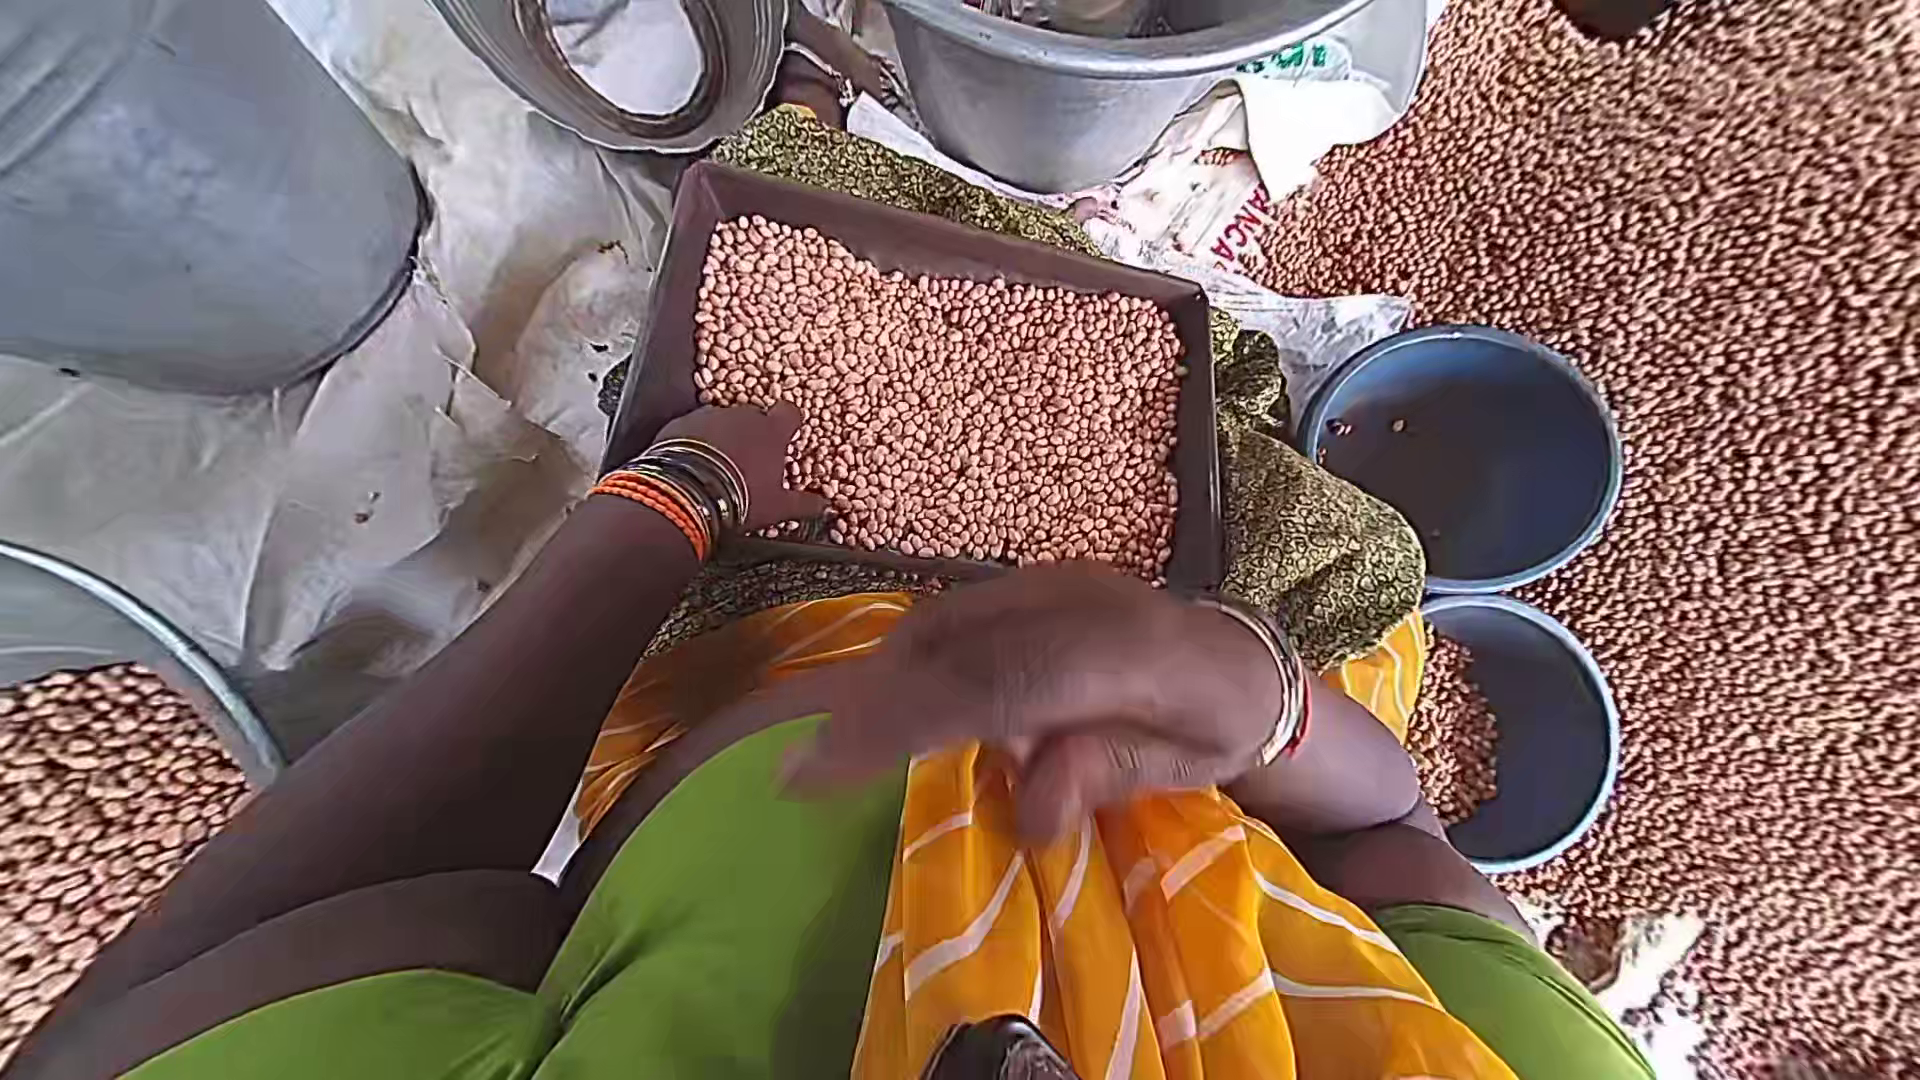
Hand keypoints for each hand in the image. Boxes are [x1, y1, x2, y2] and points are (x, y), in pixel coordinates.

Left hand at [654, 403, 827, 530]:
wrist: (687, 493)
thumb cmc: (742, 497)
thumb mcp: (778, 507)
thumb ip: (804, 504)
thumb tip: (824, 506)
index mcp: (772, 431)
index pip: (789, 412)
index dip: (788, 422)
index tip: (787, 434)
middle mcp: (742, 416)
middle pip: (754, 416)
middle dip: (753, 433)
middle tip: (751, 461)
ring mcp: (709, 416)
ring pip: (722, 420)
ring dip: (723, 436)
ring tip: (719, 465)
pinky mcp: (679, 424)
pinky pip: (692, 428)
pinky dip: (694, 441)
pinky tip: (694, 464)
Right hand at [784, 564, 1285, 837]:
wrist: (1242, 656)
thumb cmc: (1222, 724)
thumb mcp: (1183, 768)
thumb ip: (1103, 773)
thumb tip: (1028, 810)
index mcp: (1125, 650)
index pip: (998, 681)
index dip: (908, 719)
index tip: (823, 765)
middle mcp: (1076, 598)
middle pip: (950, 641)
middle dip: (872, 699)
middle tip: (811, 760)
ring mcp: (1052, 579)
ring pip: (941, 619)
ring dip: (884, 676)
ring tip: (849, 736)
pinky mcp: (1036, 581)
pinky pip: (956, 614)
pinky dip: (914, 657)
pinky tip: (905, 698)